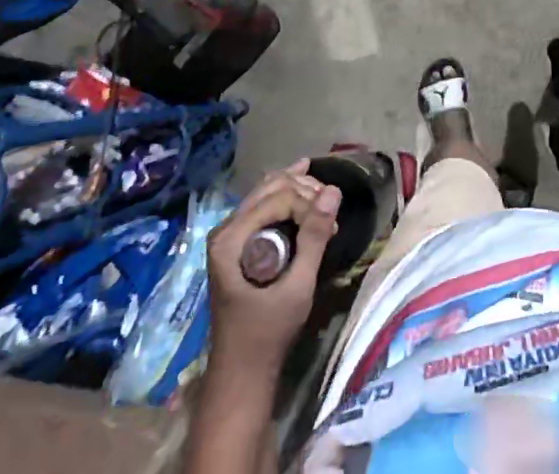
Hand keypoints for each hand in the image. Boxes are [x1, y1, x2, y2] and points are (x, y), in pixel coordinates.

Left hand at [206, 162, 340, 365]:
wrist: (241, 372)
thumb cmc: (268, 333)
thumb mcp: (297, 287)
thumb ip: (313, 238)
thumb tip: (333, 192)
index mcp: (230, 238)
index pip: (276, 198)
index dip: (308, 202)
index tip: (334, 226)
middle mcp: (225, 229)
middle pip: (267, 190)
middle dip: (303, 190)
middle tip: (332, 207)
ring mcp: (228, 236)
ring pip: (264, 195)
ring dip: (296, 191)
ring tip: (324, 196)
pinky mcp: (236, 245)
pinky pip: (261, 210)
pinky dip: (285, 200)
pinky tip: (303, 188)